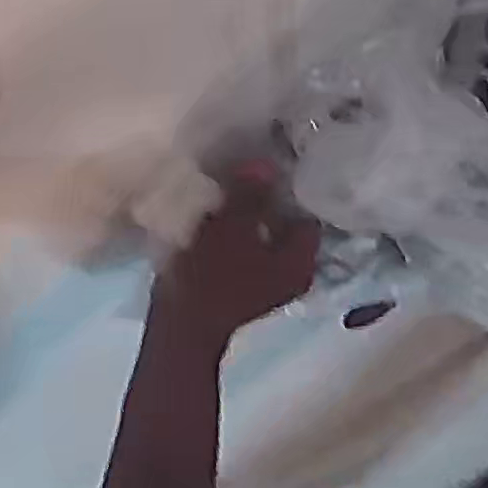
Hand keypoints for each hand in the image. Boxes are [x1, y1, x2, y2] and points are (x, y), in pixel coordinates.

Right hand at [149, 164, 318, 349]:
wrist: (182, 322)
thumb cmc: (213, 275)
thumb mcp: (232, 228)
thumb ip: (250, 195)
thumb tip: (267, 164)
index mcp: (300, 263)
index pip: (305, 217)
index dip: (288, 192)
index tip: (265, 173)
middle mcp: (291, 275)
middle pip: (282, 227)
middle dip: (262, 204)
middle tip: (241, 178)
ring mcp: (264, 284)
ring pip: (260, 239)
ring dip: (245, 219)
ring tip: (224, 195)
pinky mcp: (240, 286)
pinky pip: (243, 251)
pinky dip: (232, 237)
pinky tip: (212, 220)